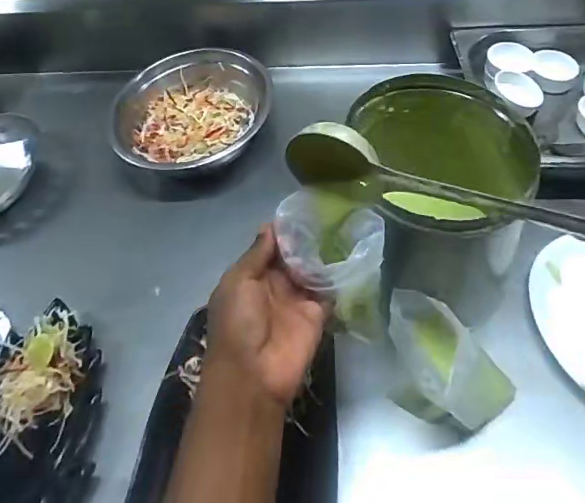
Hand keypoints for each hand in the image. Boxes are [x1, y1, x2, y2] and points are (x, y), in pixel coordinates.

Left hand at [205, 224, 327, 408]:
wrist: (253, 374)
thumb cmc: (237, 321)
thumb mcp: (239, 280)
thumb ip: (257, 254)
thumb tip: (270, 226)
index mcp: (250, 275)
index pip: (269, 247)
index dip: (282, 231)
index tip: (299, 210)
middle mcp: (274, 285)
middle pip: (292, 257)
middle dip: (304, 240)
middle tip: (324, 214)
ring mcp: (297, 300)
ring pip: (310, 271)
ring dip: (320, 255)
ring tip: (339, 228)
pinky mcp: (317, 316)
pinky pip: (328, 292)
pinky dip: (335, 277)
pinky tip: (347, 255)